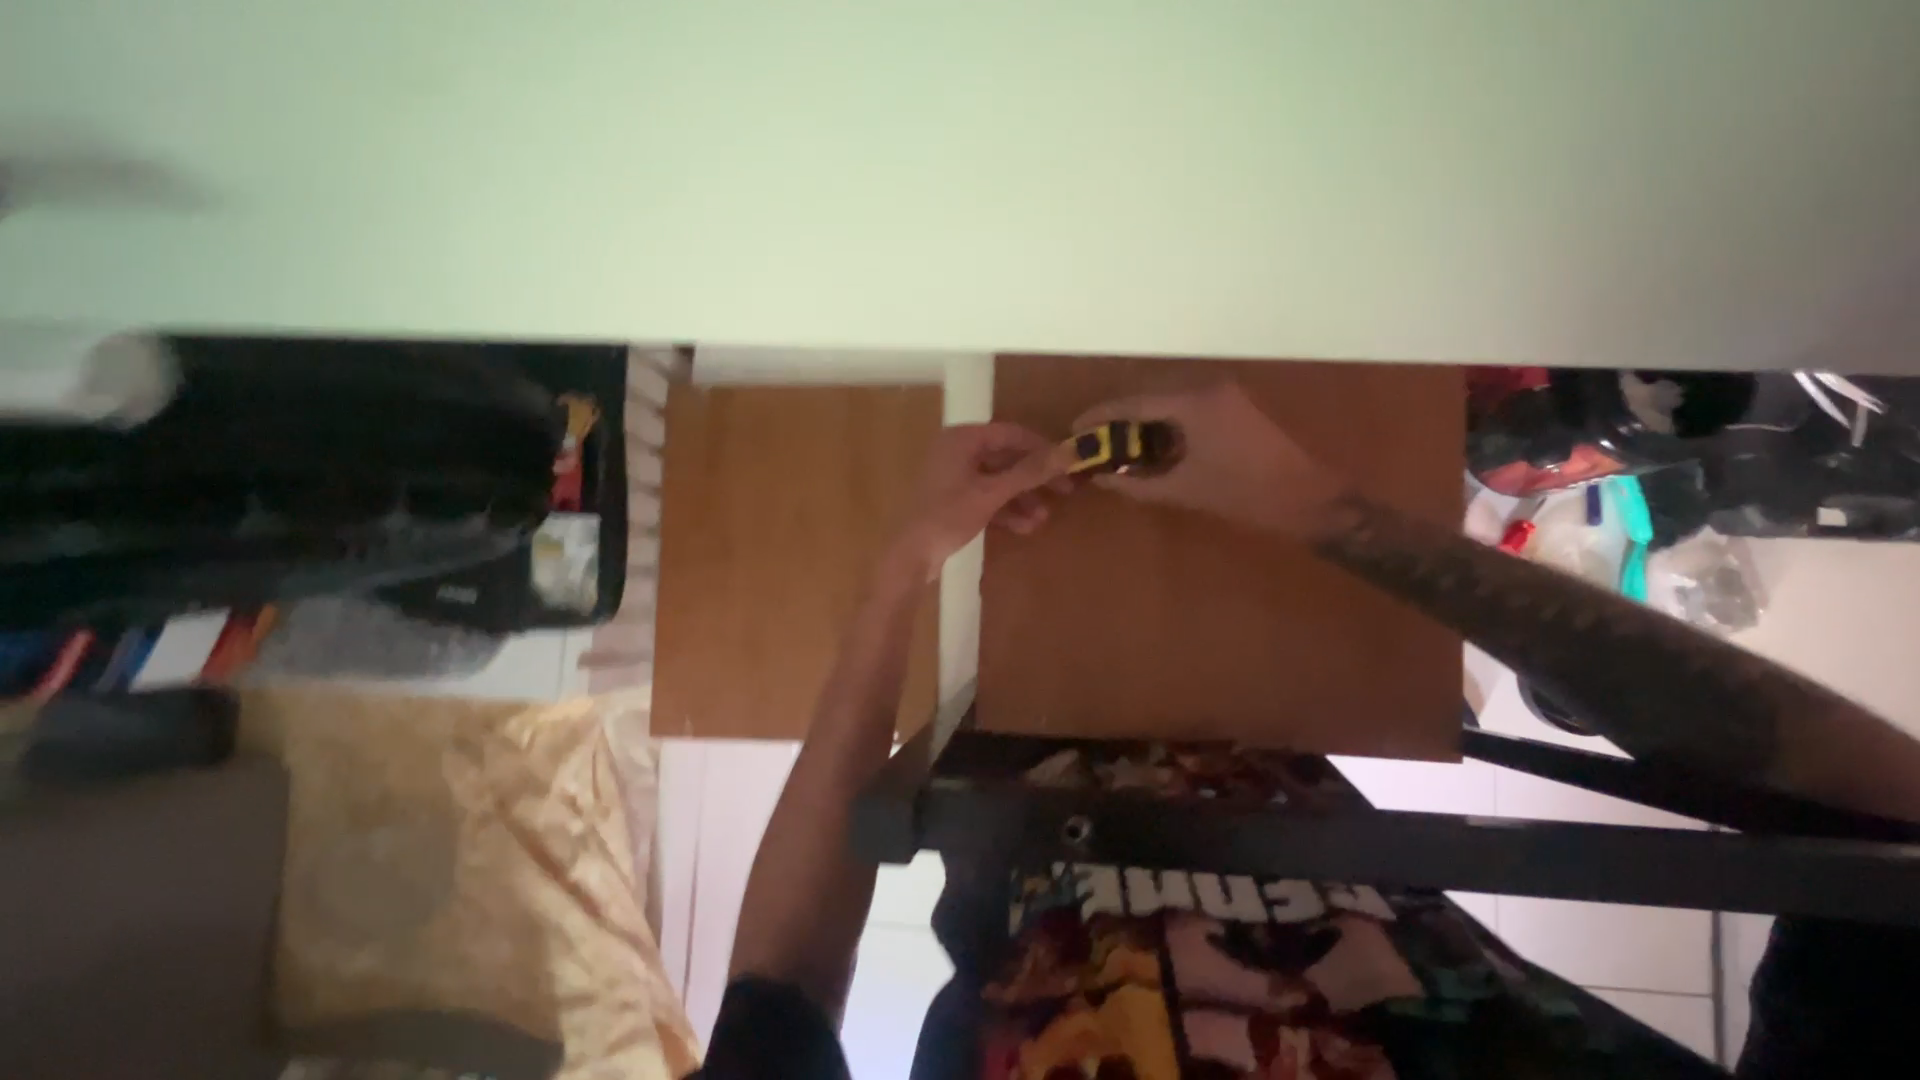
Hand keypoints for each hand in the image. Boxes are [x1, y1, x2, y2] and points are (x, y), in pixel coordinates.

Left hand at [888, 422, 1070, 579]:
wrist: (910, 555)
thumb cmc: (948, 516)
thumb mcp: (992, 493)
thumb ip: (1029, 472)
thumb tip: (1069, 452)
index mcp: (962, 438)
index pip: (1010, 433)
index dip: (1041, 448)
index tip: (1067, 464)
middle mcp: (956, 450)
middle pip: (1005, 458)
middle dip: (1033, 479)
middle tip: (1065, 493)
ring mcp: (953, 476)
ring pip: (997, 480)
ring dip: (1021, 499)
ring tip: (1042, 519)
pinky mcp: (952, 499)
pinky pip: (986, 497)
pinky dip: (1004, 509)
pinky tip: (1024, 527)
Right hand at [1071, 382, 1347, 536]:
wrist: (1307, 498)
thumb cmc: (1244, 495)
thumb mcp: (1183, 490)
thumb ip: (1136, 482)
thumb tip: (1101, 477)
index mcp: (1194, 403)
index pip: (1133, 402)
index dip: (1100, 417)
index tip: (1075, 430)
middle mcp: (1208, 388)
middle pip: (1149, 397)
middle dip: (1118, 419)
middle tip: (1094, 442)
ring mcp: (1225, 395)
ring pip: (1169, 402)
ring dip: (1142, 422)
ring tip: (1118, 448)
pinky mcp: (1235, 407)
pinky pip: (1188, 408)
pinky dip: (1166, 425)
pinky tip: (1153, 448)